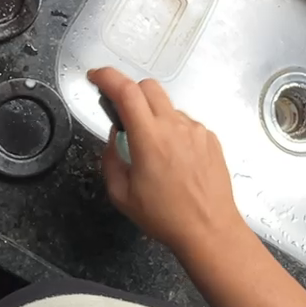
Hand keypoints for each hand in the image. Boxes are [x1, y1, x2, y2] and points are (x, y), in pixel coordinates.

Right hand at [88, 67, 248, 259]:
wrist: (210, 230)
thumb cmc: (164, 217)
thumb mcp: (121, 194)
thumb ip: (111, 159)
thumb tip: (115, 138)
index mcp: (149, 138)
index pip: (126, 91)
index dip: (107, 77)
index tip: (95, 77)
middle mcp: (174, 126)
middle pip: (148, 87)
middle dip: (129, 92)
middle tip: (122, 115)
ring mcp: (196, 130)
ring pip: (167, 106)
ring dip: (153, 115)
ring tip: (152, 149)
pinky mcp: (210, 138)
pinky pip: (185, 123)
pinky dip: (173, 130)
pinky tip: (174, 159)